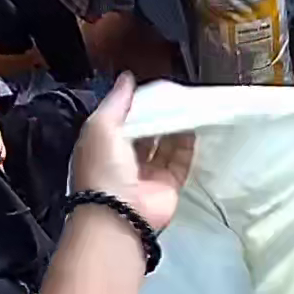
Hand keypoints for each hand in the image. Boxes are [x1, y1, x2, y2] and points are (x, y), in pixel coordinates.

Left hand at [71, 73, 194, 231]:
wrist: (119, 215)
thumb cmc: (103, 169)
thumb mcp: (101, 126)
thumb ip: (116, 102)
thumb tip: (127, 78)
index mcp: (104, 145)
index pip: (122, 120)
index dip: (136, 104)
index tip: (152, 88)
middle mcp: (125, 160)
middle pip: (146, 132)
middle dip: (158, 115)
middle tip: (174, 96)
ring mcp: (148, 175)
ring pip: (164, 146)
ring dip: (175, 127)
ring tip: (187, 107)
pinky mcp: (168, 186)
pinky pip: (179, 163)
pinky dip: (187, 146)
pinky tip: (193, 127)